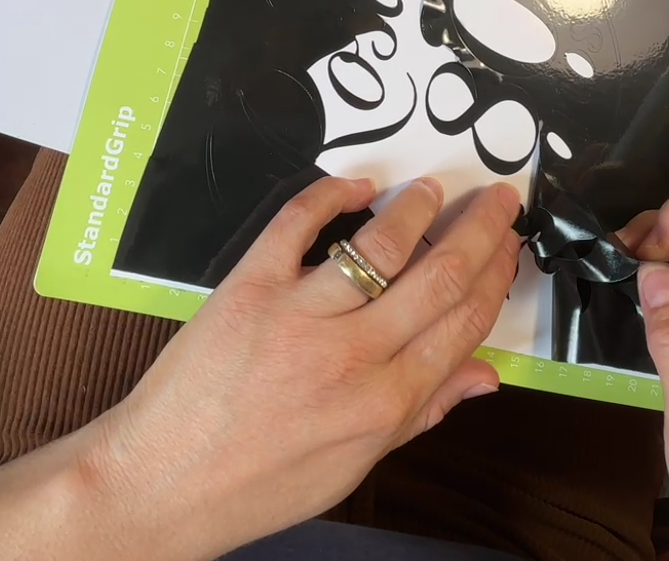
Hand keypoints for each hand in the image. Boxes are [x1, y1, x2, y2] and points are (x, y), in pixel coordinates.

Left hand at [87, 175, 522, 559]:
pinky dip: (330, 194)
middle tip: (498, 200)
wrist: (161, 482)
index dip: (494, 278)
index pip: (462, 324)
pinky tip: (357, 186)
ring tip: (435, 189)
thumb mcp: (354, 466)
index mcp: (383, 403)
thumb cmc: (259, 481)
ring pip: (380, 245)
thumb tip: (483, 375)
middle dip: (480, 230)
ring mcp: (298, 314)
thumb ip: (423, 412)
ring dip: (417, 208)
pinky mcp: (251, 284)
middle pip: (439, 275)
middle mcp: (350, 355)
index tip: (507, 249)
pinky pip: (299, 223)